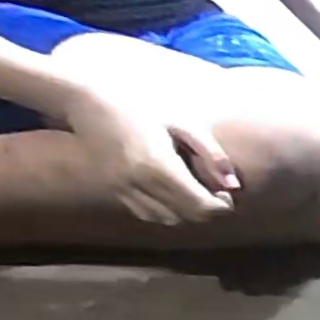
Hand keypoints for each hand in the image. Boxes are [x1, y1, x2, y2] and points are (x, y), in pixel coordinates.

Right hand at [60, 85, 236, 224]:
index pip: (201, 206)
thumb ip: (213, 155)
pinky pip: (144, 213)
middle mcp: (135, 181)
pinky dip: (166, 211)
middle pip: (187, 216)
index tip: (224, 191)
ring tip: (195, 192)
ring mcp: (117, 186)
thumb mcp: (186, 125)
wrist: (85, 101)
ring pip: (166, 218)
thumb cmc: (145, 109)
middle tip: (214, 192)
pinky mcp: (107, 187)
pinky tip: (172, 193)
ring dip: (187, 213)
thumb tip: (234, 186)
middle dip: (208, 210)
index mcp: (157, 166)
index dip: (222, 205)